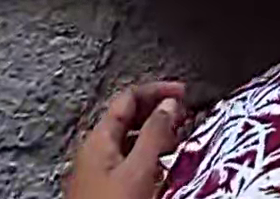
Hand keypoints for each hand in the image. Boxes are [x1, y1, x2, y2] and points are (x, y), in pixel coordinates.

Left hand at [64, 81, 186, 198]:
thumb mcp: (138, 171)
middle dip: (157, 112)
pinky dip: (148, 159)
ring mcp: (98, 175)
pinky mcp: (104, 195)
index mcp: (99, 138)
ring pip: (130, 142)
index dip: (157, 91)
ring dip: (155, 137)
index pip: (129, 97)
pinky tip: (162, 172)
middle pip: (129, 118)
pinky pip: (129, 165)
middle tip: (184, 116)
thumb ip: (155, 133)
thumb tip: (170, 103)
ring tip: (180, 142)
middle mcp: (95, 151)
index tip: (183, 94)